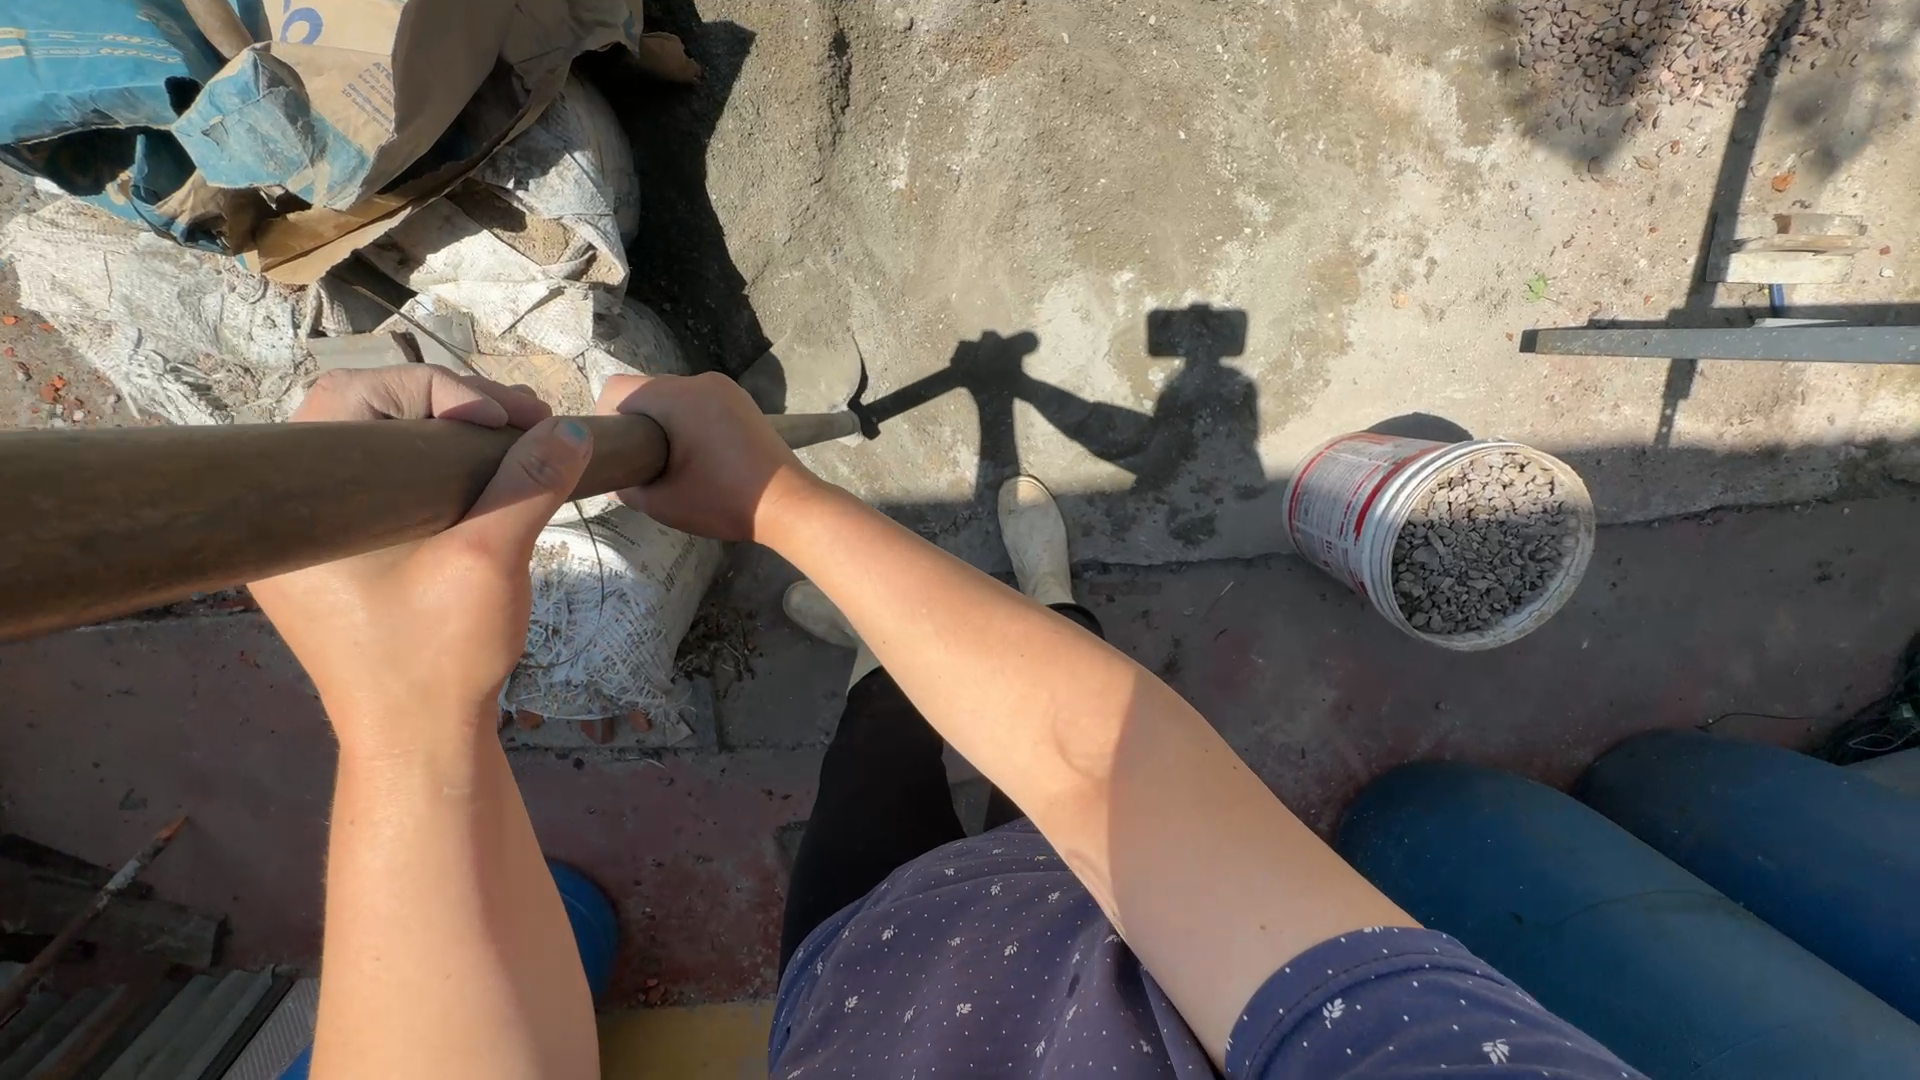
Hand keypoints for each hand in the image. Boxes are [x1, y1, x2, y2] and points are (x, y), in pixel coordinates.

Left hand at [250, 366, 588, 752]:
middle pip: (373, 417)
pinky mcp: (358, 558)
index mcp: (302, 502)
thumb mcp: (490, 560)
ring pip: (394, 453)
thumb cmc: (438, 654)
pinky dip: (454, 475)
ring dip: (462, 441)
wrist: (423, 739)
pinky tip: (501, 485)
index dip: (436, 391)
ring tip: (528, 448)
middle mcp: (301, 510)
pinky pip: (403, 489)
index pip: (353, 396)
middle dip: (458, 408)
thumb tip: (571, 429)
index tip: (506, 422)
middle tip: (529, 425)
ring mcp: (330, 537)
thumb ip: (530, 486)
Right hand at [595, 372, 822, 542]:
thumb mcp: (661, 502)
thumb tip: (619, 476)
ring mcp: (728, 390)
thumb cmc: (724, 501)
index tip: (617, 455)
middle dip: (638, 425)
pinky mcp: (744, 403)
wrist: (788, 505)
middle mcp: (703, 381)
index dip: (605, 421)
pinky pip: (701, 404)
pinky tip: (700, 457)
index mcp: (679, 396)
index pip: (618, 390)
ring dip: (666, 425)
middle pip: (649, 392)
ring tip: (673, 463)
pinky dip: (691, 424)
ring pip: (676, 398)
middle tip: (643, 465)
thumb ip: (626, 485)